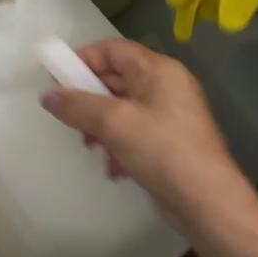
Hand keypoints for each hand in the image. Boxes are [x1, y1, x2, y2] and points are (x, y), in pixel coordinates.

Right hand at [39, 38, 257, 227]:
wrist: (211, 207)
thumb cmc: (162, 151)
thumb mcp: (113, 122)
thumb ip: (76, 105)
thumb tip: (47, 96)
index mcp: (158, 70)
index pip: (111, 49)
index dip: (83, 59)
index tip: (58, 79)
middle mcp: (166, 86)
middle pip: (114, 79)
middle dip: (89, 100)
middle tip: (70, 118)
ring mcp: (170, 116)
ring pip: (121, 108)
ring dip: (101, 127)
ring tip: (92, 147)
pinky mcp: (170, 143)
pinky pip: (134, 131)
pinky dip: (118, 145)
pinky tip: (114, 168)